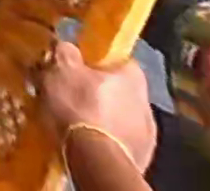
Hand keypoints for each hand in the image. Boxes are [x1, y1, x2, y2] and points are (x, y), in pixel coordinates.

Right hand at [38, 41, 157, 171]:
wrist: (97, 161)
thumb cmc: (80, 105)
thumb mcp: (62, 67)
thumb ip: (66, 51)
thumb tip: (69, 48)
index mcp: (132, 78)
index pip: (121, 59)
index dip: (100, 58)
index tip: (79, 61)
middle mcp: (146, 104)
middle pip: (119, 89)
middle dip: (97, 88)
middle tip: (71, 88)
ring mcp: (147, 136)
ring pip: (119, 115)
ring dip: (101, 113)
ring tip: (74, 115)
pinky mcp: (141, 158)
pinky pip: (118, 138)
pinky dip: (103, 135)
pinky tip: (83, 135)